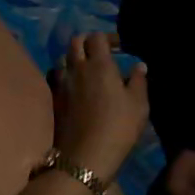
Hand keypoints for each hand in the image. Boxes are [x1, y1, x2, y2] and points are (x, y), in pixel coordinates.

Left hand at [52, 32, 148, 179]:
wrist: (85, 157)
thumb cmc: (118, 127)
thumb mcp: (138, 105)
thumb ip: (139, 81)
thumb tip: (139, 65)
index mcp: (99, 65)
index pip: (97, 37)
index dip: (108, 37)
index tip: (120, 47)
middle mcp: (77, 68)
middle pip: (76, 42)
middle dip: (88, 42)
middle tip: (101, 52)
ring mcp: (62, 84)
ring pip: (63, 58)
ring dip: (74, 58)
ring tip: (87, 69)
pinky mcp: (55, 99)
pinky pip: (58, 77)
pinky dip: (67, 75)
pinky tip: (77, 87)